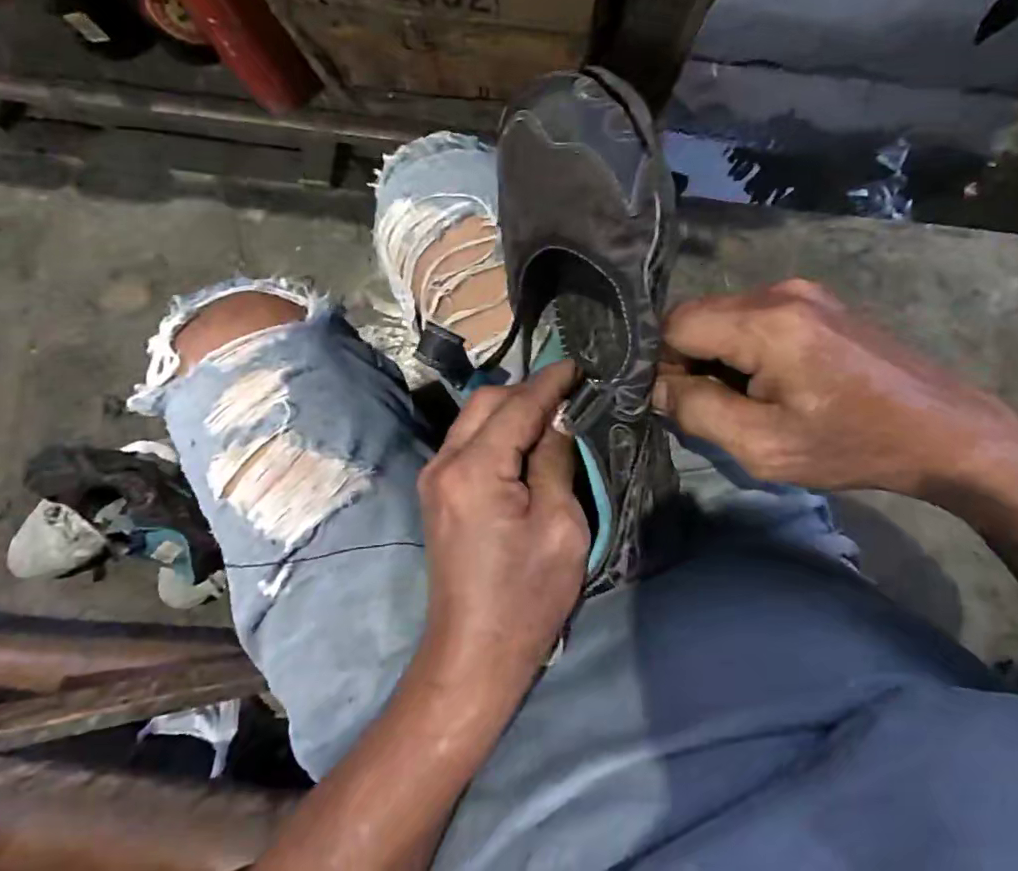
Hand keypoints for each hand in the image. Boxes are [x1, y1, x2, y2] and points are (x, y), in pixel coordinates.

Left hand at [416, 362, 589, 681]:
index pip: (518, 405)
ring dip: (512, 409)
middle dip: (529, 390)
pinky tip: (527, 441)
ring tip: (555, 413)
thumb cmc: (527, 596)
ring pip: (474, 419)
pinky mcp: (438, 495)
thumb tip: (559, 420)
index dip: (552, 382)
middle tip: (572, 394)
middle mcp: (444, 463)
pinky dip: (498, 432)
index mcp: (475, 469)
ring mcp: (434, 479)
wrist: (475, 653)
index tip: (582, 364)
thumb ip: (555, 461)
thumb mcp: (559, 525)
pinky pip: (468, 443)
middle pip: (487, 402)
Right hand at [654, 280, 1017, 499]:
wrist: (943, 430)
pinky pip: (754, 317)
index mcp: (766, 323)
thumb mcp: (765, 446)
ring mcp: (803, 291)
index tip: (678, 404)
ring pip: (725, 316)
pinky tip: (770, 382)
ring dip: (717, 355)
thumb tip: (657, 387)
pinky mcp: (817, 301)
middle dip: (689, 360)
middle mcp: (780, 291)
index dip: (663, 365)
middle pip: (698, 314)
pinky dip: (744, 347)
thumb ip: (698, 411)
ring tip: (745, 400)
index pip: (675, 325)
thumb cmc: (854, 445)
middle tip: (709, 408)